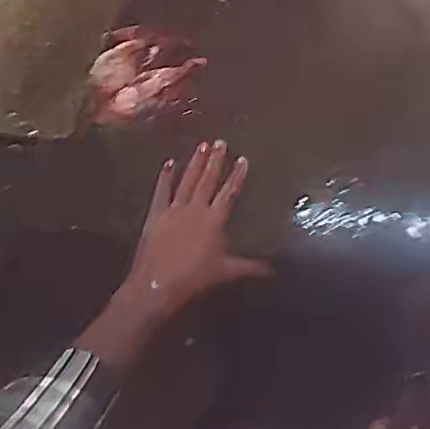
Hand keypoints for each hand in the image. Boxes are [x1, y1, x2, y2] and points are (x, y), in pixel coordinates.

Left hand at [77, 141, 267, 364]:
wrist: (157, 285)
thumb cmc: (194, 279)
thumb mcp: (226, 272)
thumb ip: (251, 267)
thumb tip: (273, 270)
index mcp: (214, 220)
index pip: (229, 192)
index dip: (237, 175)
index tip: (242, 159)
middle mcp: (195, 210)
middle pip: (208, 180)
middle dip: (216, 160)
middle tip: (220, 142)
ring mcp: (174, 210)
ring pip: (187, 181)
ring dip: (195, 163)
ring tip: (202, 145)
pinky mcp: (156, 215)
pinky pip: (162, 191)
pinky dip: (165, 176)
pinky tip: (169, 162)